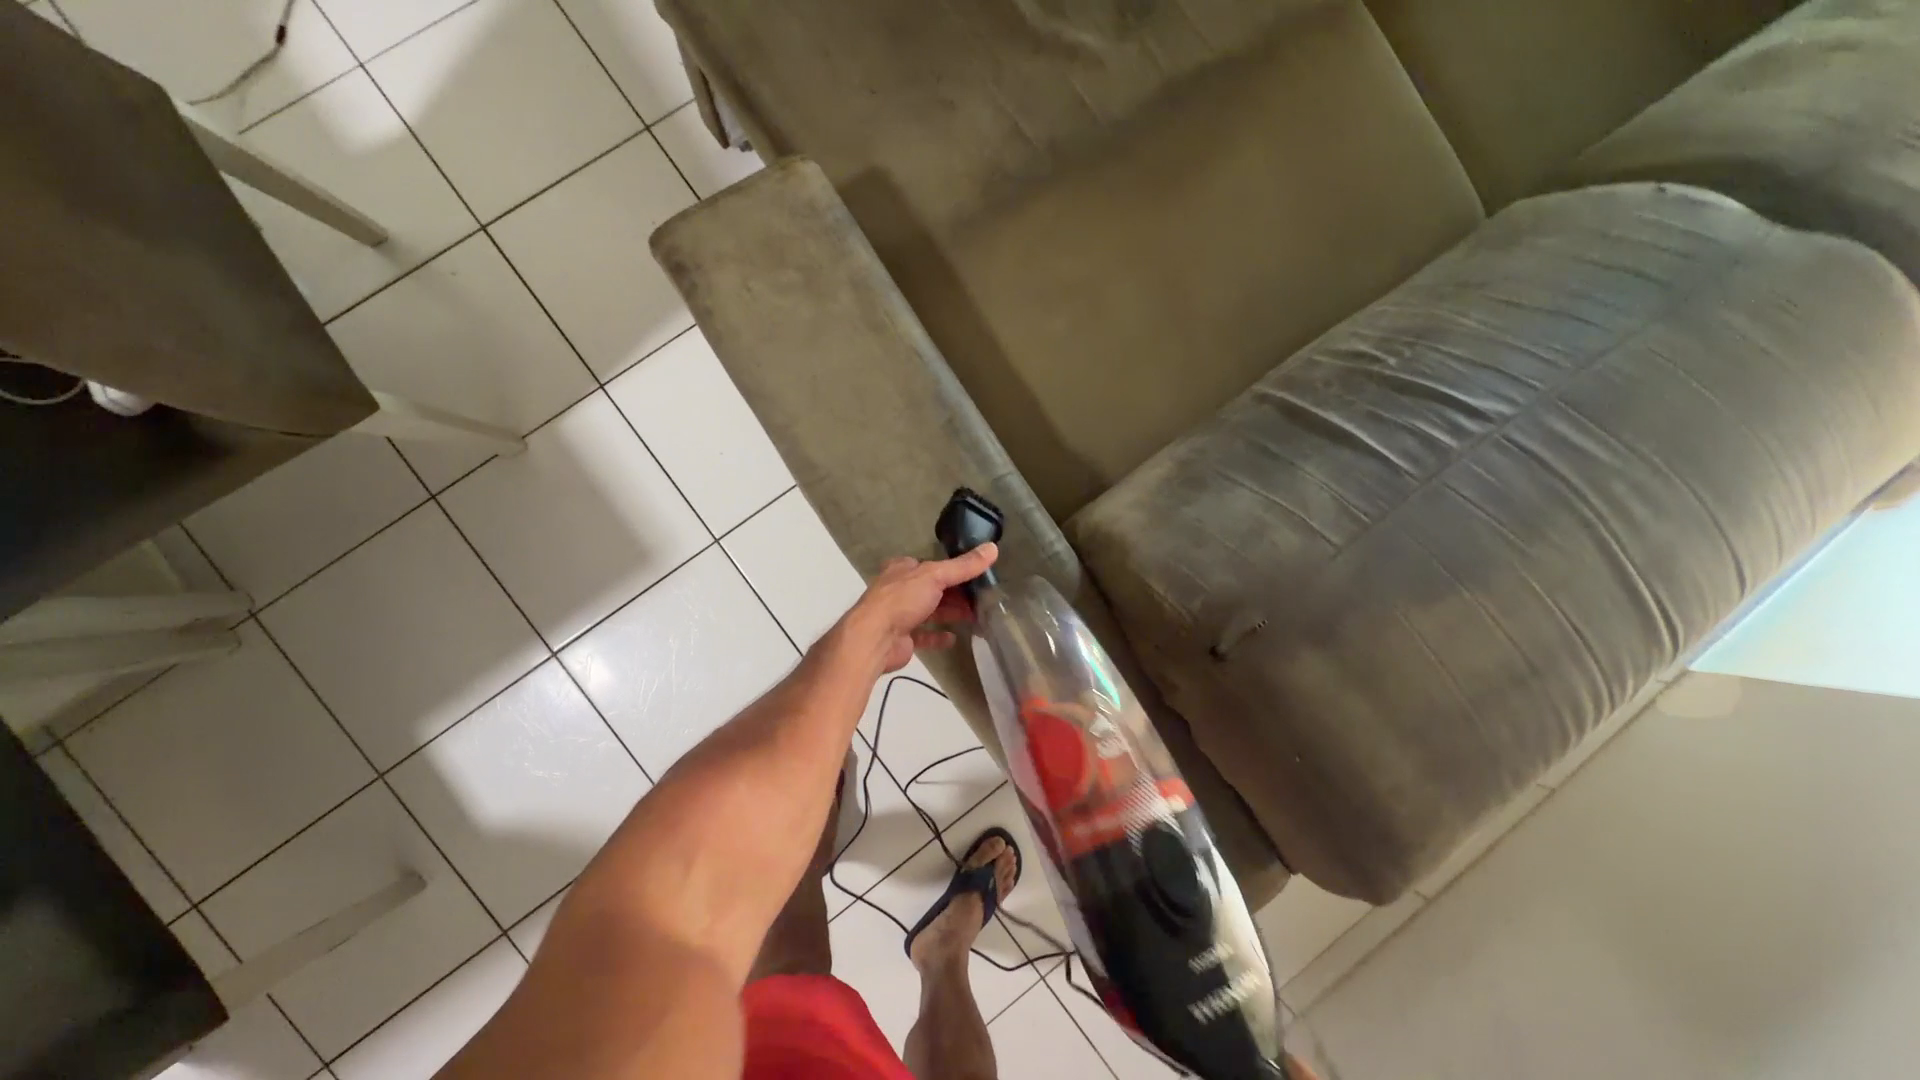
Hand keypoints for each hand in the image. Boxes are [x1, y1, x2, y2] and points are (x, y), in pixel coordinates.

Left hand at [827, 544, 997, 675]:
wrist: (874, 638)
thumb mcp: (935, 576)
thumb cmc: (902, 600)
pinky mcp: (901, 638)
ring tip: (975, 617)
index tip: (976, 577)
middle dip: (955, 594)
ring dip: (950, 613)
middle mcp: (899, 590)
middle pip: (932, 589)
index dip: (953, 570)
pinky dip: (938, 636)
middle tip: (981, 600)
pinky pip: (924, 635)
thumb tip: (993, 548)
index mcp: (902, 569)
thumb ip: (964, 566)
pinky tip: (953, 638)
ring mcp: (899, 615)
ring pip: (930, 611)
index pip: (931, 566)